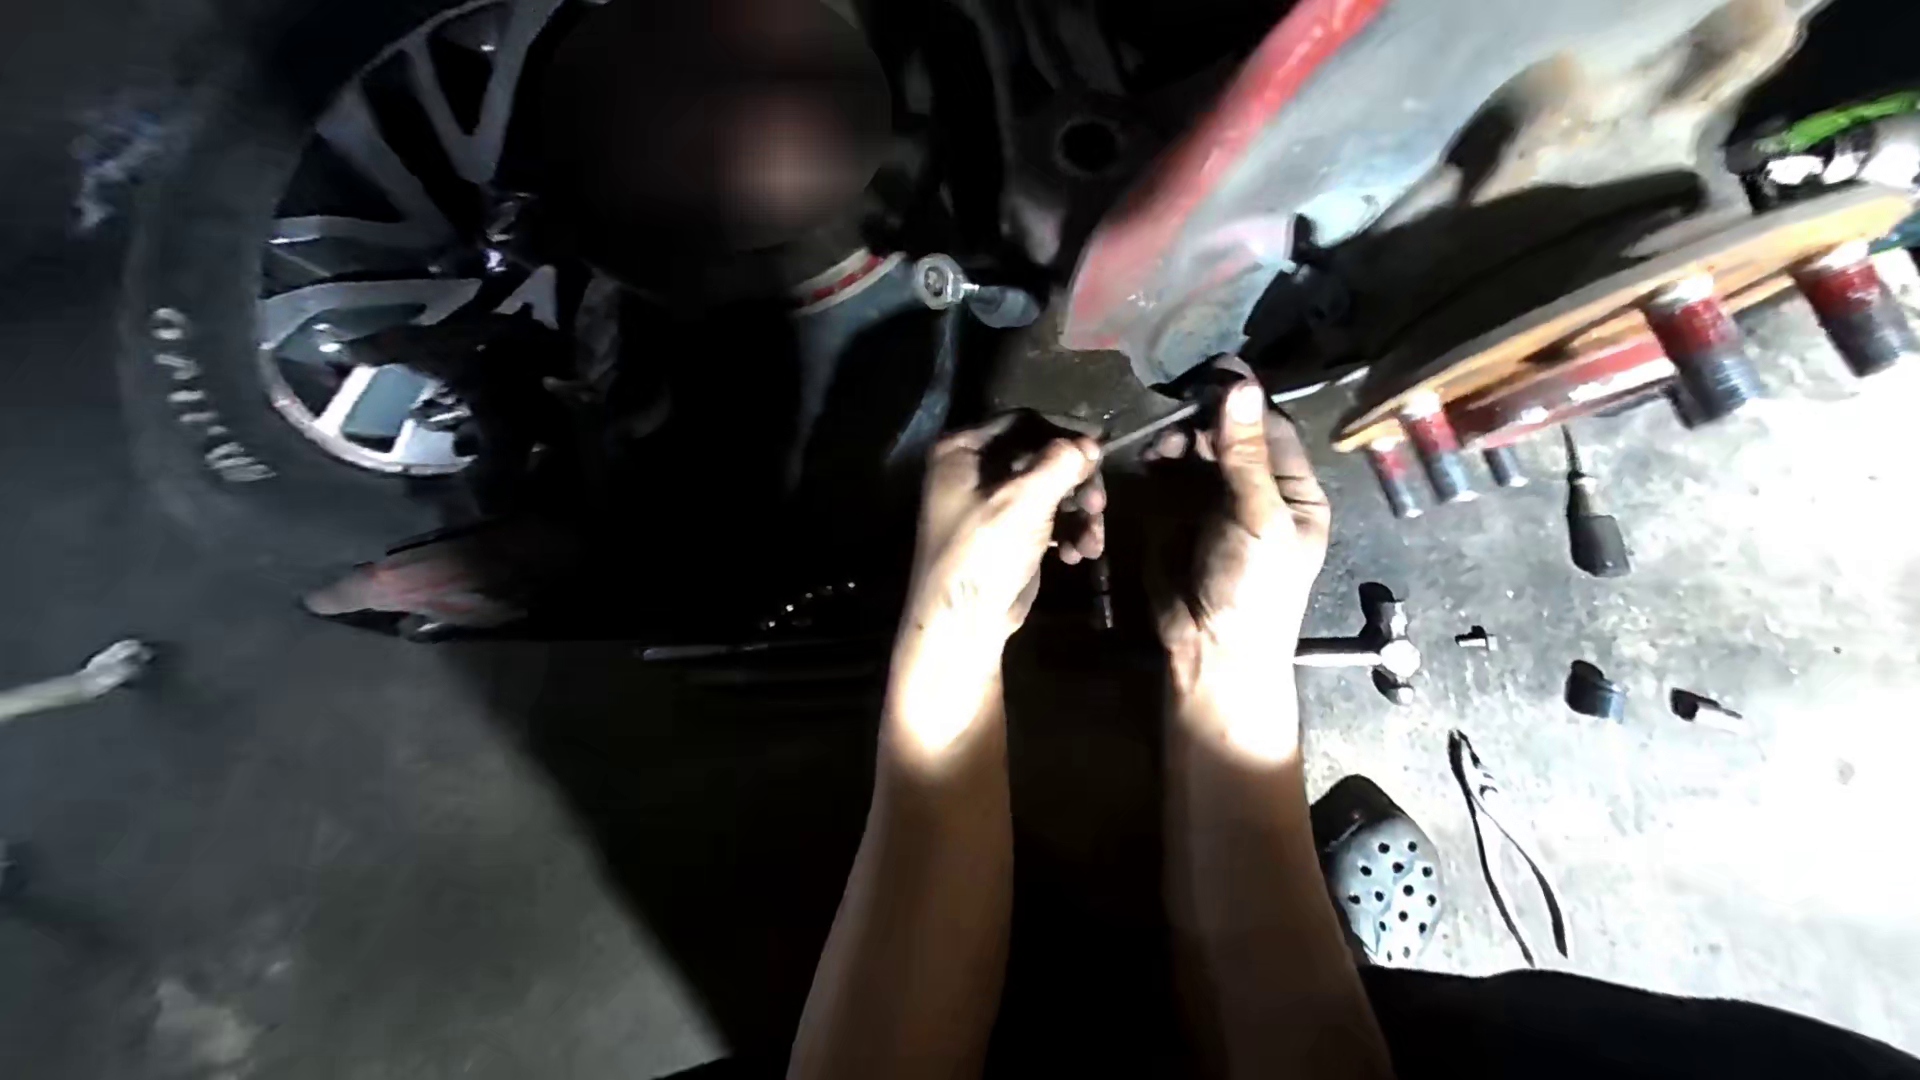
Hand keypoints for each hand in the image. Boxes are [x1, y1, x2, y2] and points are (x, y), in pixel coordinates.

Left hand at [889, 416, 1100, 760]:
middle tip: (1099, 505)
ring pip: (1049, 490)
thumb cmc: (984, 553)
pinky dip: (1065, 532)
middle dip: (1076, 483)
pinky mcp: (1006, 533)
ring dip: (1078, 513)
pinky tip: (1075, 555)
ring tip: (1092, 543)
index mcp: (962, 451)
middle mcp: (972, 470)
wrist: (962, 624)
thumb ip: (1060, 463)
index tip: (1102, 452)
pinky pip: (1045, 518)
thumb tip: (1091, 442)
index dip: (1065, 434)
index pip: (1024, 422)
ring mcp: (989, 503)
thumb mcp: (1024, 501)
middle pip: (1041, 457)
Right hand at [1144, 360, 1329, 758]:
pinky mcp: (1173, 514)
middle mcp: (1251, 487)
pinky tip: (1146, 458)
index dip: (1242, 400)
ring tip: (1160, 444)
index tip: (1211, 372)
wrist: (1210, 647)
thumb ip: (1245, 455)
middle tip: (1174, 410)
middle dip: (1201, 419)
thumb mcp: (1259, 519)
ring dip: (1175, 439)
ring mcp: (1209, 501)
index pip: (1268, 428)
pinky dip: (1154, 462)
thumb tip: (1240, 387)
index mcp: (1291, 488)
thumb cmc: (1253, 587)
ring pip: (1192, 452)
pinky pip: (1164, 476)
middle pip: (1227, 435)